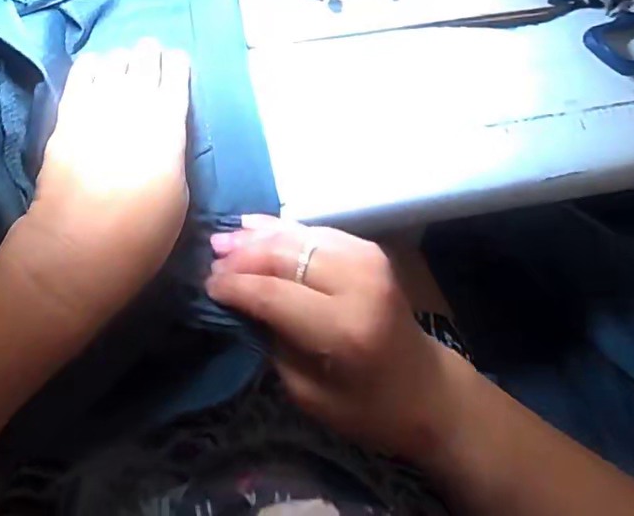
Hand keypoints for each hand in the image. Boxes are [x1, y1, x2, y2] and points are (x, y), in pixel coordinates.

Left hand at [0, 40, 191, 331]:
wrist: (79, 245)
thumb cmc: (141, 232)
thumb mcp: (179, 193)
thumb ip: (172, 151)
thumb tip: (163, 134)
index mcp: (169, 124)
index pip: (176, 75)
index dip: (177, 64)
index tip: (177, 62)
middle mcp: (136, 104)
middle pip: (144, 60)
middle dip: (149, 53)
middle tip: (150, 52)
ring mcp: (99, 105)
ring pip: (113, 61)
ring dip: (121, 58)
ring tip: (123, 62)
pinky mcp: (68, 114)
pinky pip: (80, 74)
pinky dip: (90, 65)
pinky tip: (95, 66)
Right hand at [206, 215, 483, 460]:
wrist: (427, 388)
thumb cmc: (367, 407)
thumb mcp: (307, 392)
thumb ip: (272, 339)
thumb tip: (236, 297)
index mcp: (346, 329)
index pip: (273, 293)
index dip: (234, 286)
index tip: (207, 284)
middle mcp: (359, 283)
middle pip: (283, 256)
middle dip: (242, 256)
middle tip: (210, 258)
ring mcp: (367, 258)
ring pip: (296, 235)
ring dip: (257, 236)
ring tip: (224, 239)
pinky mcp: (367, 247)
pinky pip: (313, 231)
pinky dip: (281, 229)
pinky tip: (254, 227)